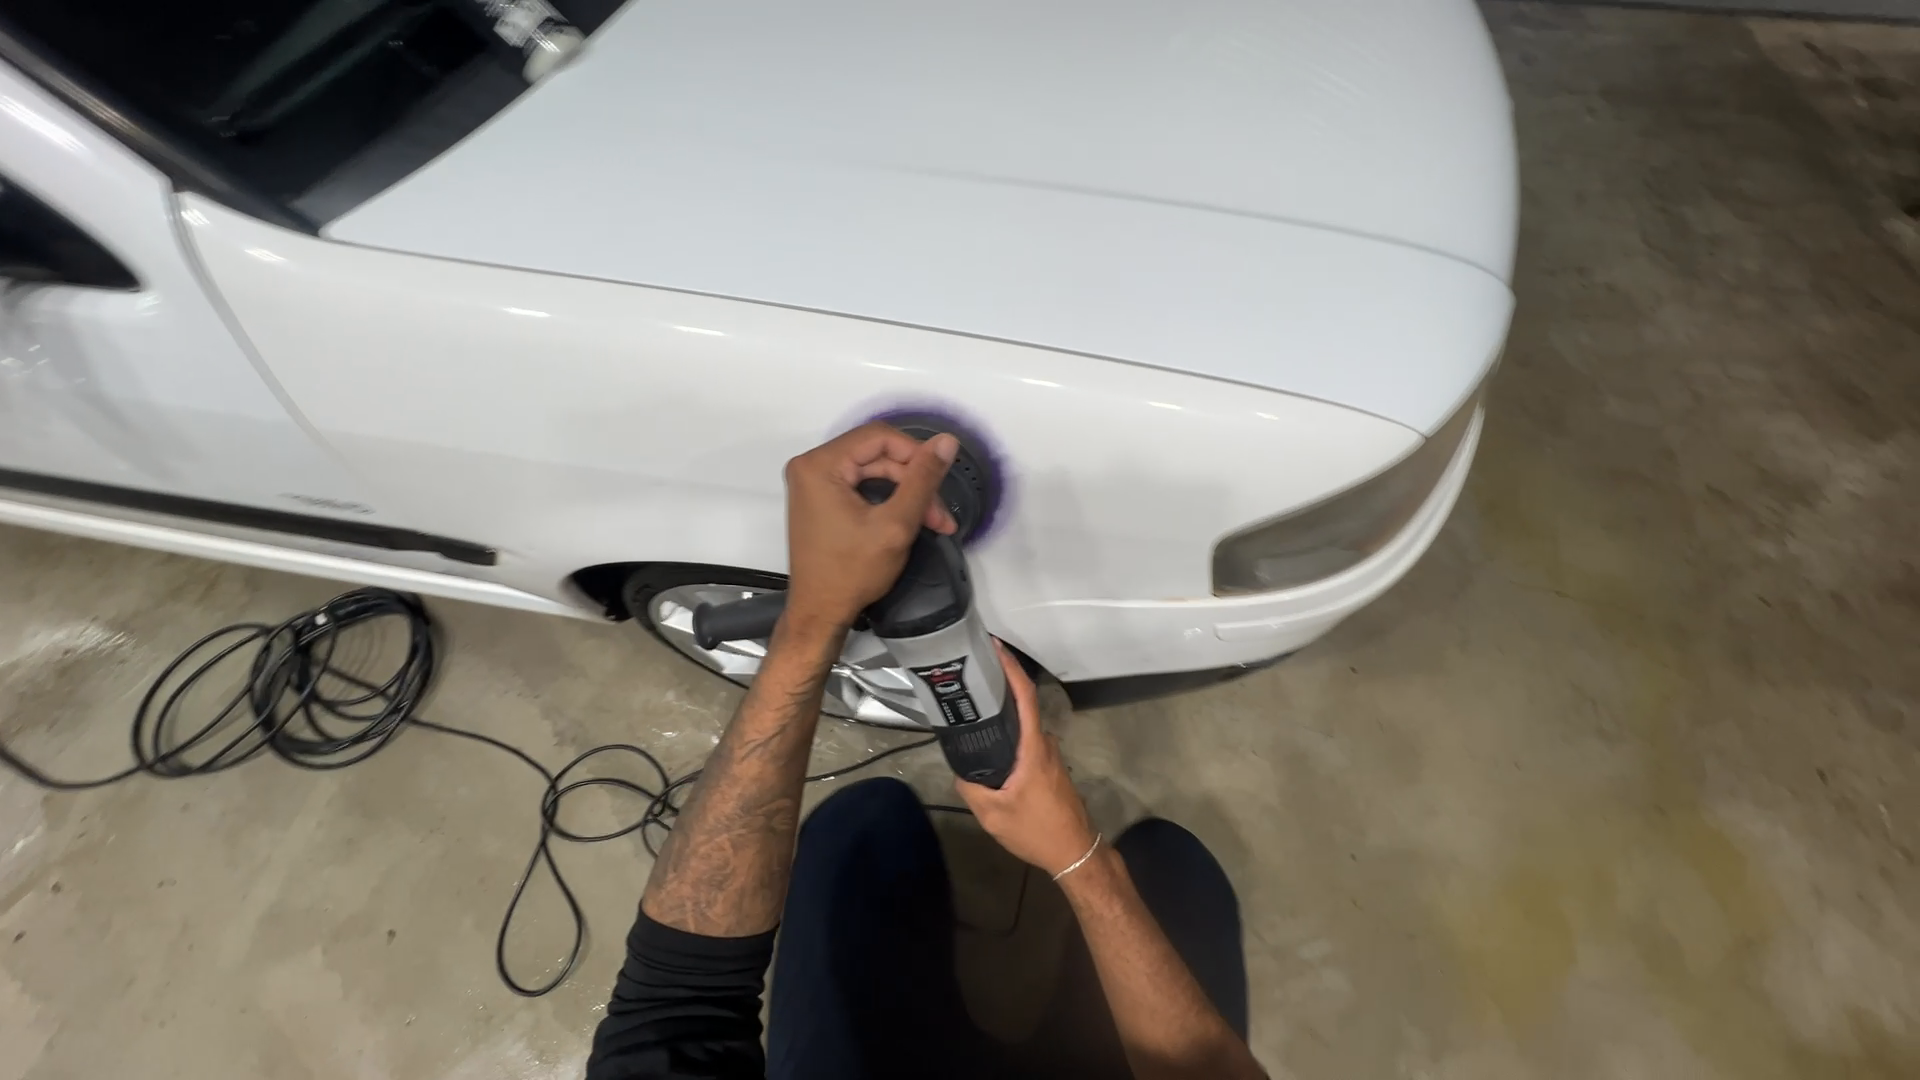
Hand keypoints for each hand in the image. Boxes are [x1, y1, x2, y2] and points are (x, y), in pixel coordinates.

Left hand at [783, 422, 958, 631]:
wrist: (820, 612)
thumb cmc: (850, 573)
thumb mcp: (895, 524)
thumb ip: (923, 480)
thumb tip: (946, 442)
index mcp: (820, 465)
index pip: (879, 437)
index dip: (916, 453)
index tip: (941, 477)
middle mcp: (811, 466)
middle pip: (877, 455)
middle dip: (914, 481)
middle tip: (941, 514)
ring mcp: (815, 483)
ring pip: (875, 472)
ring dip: (907, 493)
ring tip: (934, 522)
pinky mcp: (822, 499)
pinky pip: (863, 485)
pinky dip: (890, 501)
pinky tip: (913, 519)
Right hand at [955, 643, 1096, 874]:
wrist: (1074, 853)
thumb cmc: (1036, 830)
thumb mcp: (992, 814)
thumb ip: (971, 788)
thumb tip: (959, 771)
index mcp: (1033, 746)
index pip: (1024, 695)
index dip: (1011, 668)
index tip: (995, 647)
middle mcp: (1044, 743)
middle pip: (1022, 704)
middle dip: (999, 686)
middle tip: (971, 676)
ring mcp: (1049, 753)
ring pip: (1023, 725)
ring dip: (1004, 713)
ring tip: (975, 707)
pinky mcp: (1049, 765)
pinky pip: (1026, 740)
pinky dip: (1010, 733)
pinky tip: (992, 742)